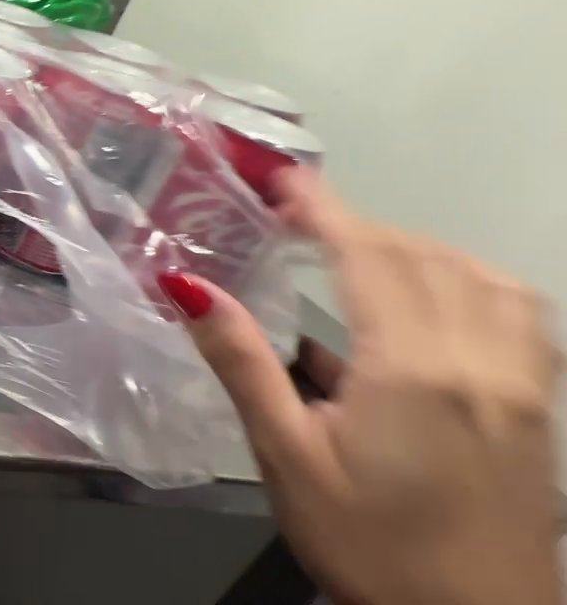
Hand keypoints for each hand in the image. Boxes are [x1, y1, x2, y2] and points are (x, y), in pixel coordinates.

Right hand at [158, 169, 560, 604]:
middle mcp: (482, 366)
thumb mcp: (284, 452)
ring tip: (355, 246)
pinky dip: (467, 279)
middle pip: (426, 258)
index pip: (370, 257)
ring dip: (416, 245)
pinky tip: (427, 295)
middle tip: (291, 211)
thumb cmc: (365, 539)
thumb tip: (183, 284)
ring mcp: (525, 388)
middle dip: (357, 221)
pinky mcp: (541, 411)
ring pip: (485, 279)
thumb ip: (240, 359)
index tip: (279, 175)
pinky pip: (517, 314)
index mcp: (413, 372)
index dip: (323, 206)